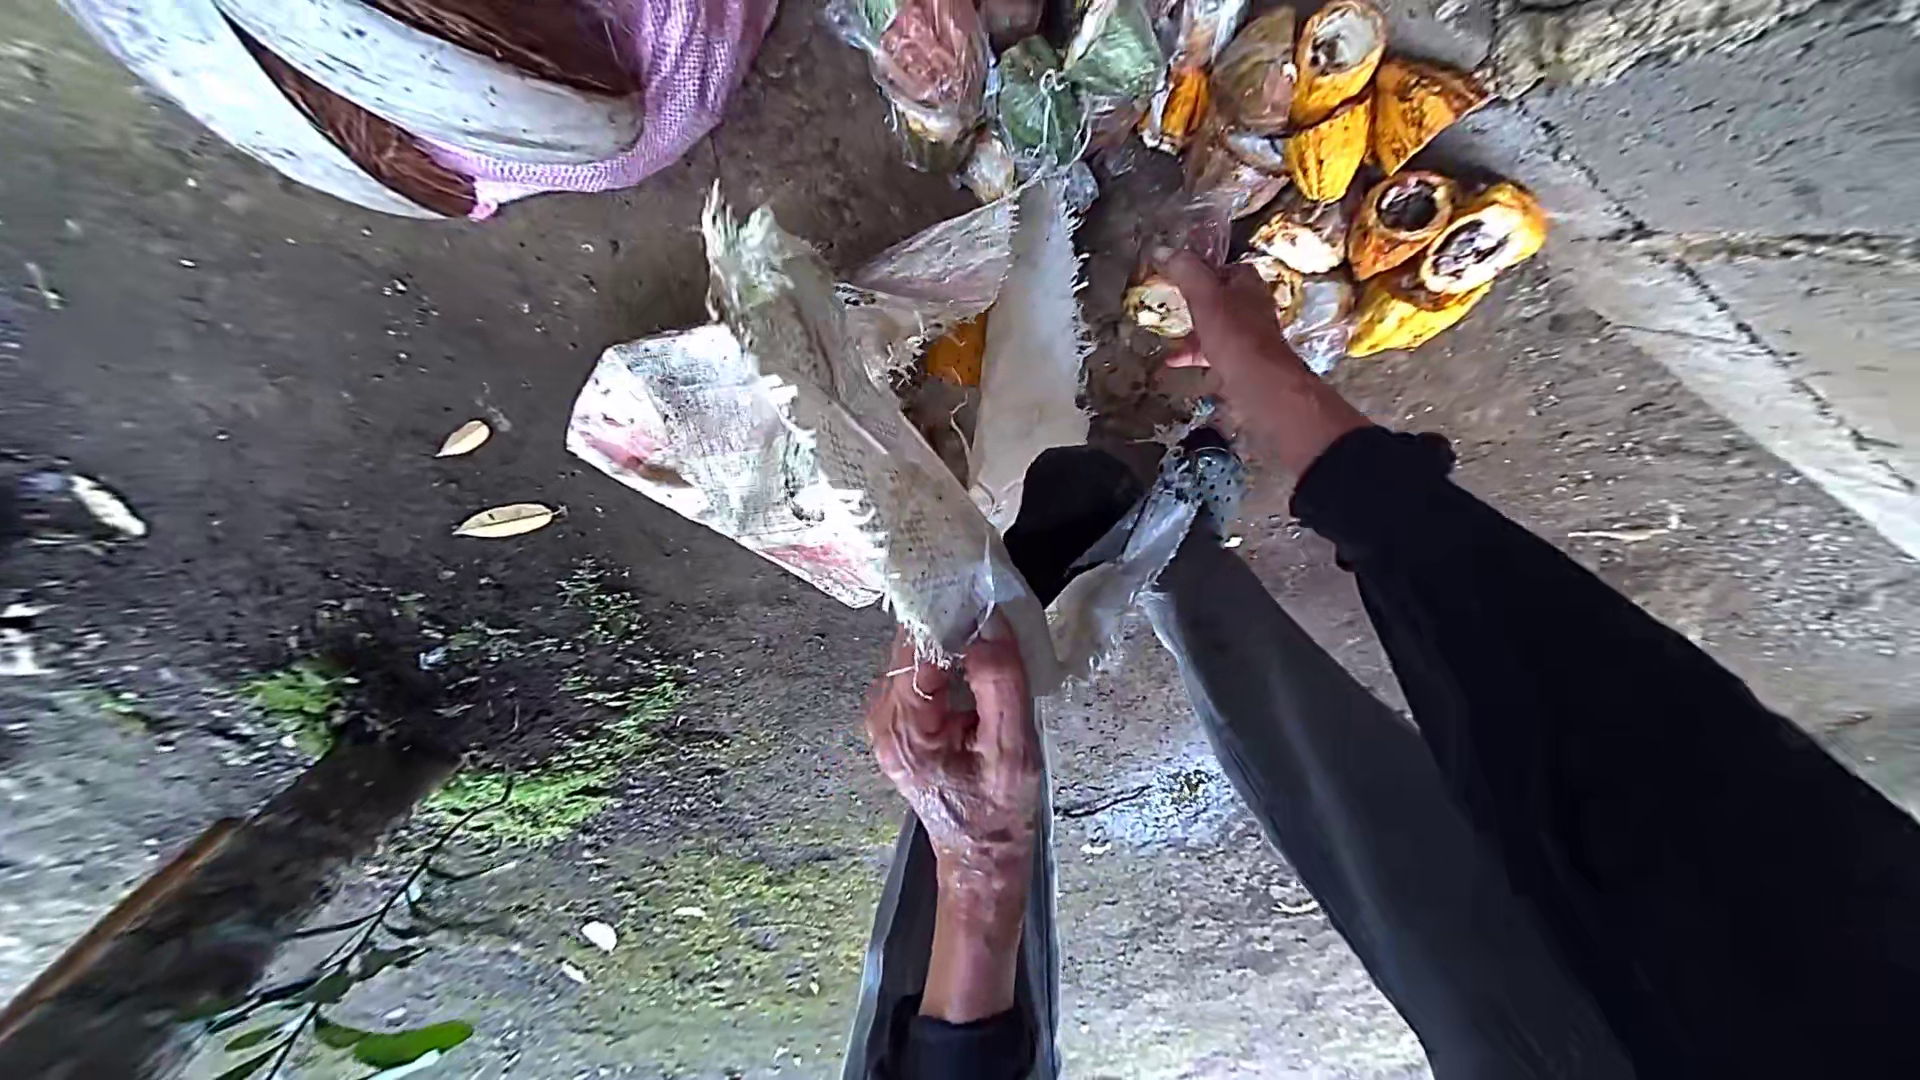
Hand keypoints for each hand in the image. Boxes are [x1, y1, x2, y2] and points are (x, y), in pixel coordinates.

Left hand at [865, 625, 1040, 1023]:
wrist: (981, 853)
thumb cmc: (999, 809)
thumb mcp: (1013, 748)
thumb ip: (999, 682)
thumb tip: (988, 623)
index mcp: (904, 726)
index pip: (920, 646)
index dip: (952, 616)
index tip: (985, 596)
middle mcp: (882, 716)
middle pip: (911, 644)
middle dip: (951, 622)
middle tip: (992, 610)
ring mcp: (884, 716)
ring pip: (914, 651)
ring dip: (950, 636)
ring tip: (988, 632)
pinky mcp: (896, 716)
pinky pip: (917, 667)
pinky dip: (945, 654)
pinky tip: (973, 656)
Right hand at [1160, 251, 1369, 476]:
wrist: (1257, 382)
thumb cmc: (1234, 336)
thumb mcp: (1205, 299)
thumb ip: (1185, 273)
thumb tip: (1161, 249)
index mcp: (1248, 285)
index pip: (1227, 268)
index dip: (1204, 271)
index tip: (1179, 278)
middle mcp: (1252, 307)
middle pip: (1220, 299)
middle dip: (1195, 304)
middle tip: (1171, 308)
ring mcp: (1248, 336)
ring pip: (1216, 327)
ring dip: (1192, 332)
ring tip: (1168, 339)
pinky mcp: (1241, 361)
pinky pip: (1213, 352)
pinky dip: (1194, 355)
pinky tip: (1174, 363)